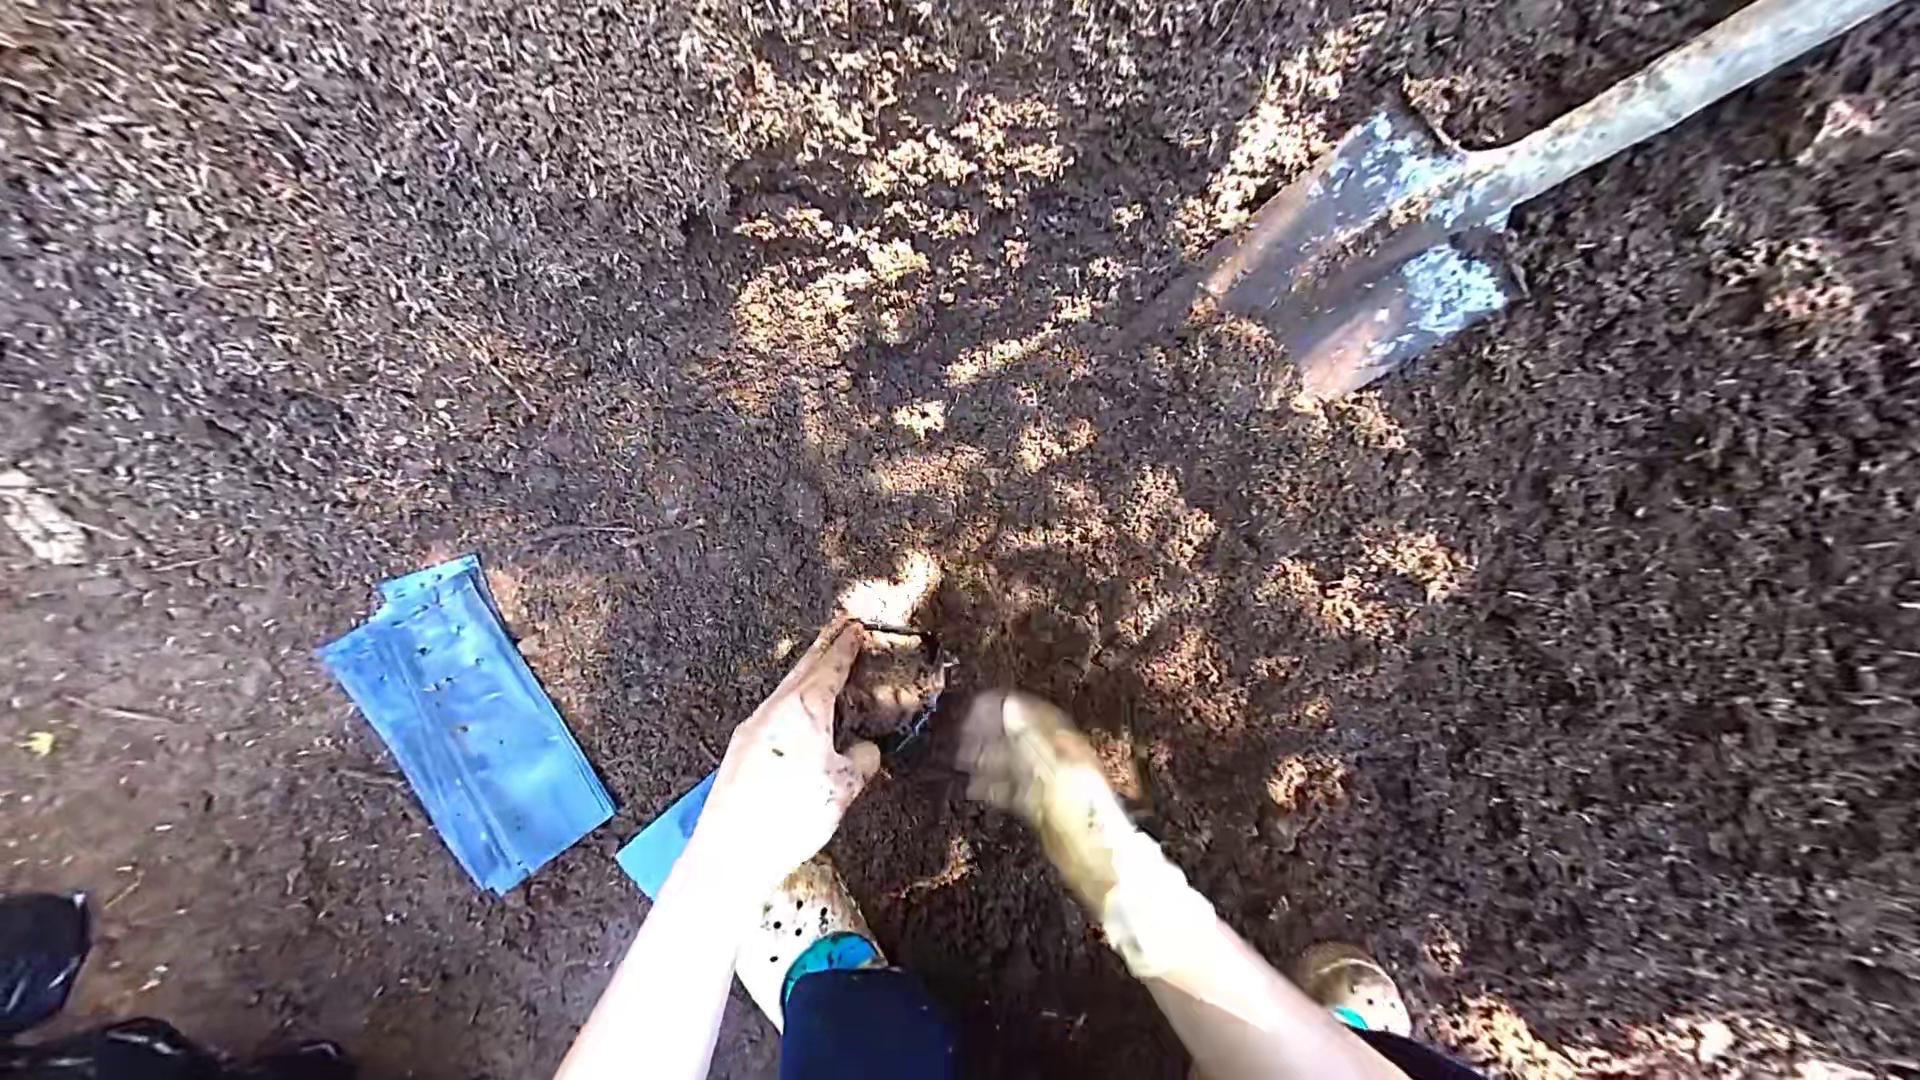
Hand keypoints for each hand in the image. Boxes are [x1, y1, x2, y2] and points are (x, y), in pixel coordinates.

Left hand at [692, 617, 881, 894]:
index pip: (832, 665)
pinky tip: (798, 710)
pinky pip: (774, 708)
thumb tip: (866, 749)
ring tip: (822, 663)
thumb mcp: (844, 786)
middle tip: (839, 627)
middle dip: (824, 644)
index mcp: (805, 707)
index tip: (855, 628)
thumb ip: (862, 759)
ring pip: (786, 686)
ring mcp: (754, 725)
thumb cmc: (792, 814)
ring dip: (807, 670)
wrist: (733, 851)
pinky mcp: (742, 746)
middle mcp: (776, 707)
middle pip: (805, 665)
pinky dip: (792, 696)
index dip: (846, 645)